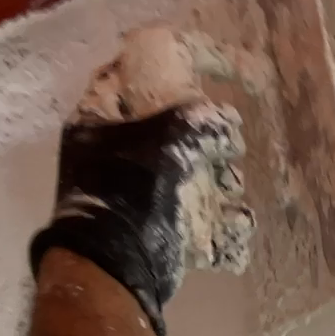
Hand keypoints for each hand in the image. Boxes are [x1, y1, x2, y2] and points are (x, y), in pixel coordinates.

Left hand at [29, 29, 253, 335]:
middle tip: (226, 148)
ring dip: (221, 184)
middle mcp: (118, 153)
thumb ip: (197, 123)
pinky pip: (202, 218)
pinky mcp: (162, 228)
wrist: (117, 270)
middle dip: (209, 142)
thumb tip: (226, 120)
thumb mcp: (163, 146)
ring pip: (195, 175)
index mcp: (100, 121)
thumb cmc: (128, 198)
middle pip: (175, 130)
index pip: (131, 74)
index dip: (167, 65)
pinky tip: (234, 225)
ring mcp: (141, 193)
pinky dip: (223, 225)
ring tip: (231, 191)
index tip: (206, 68)